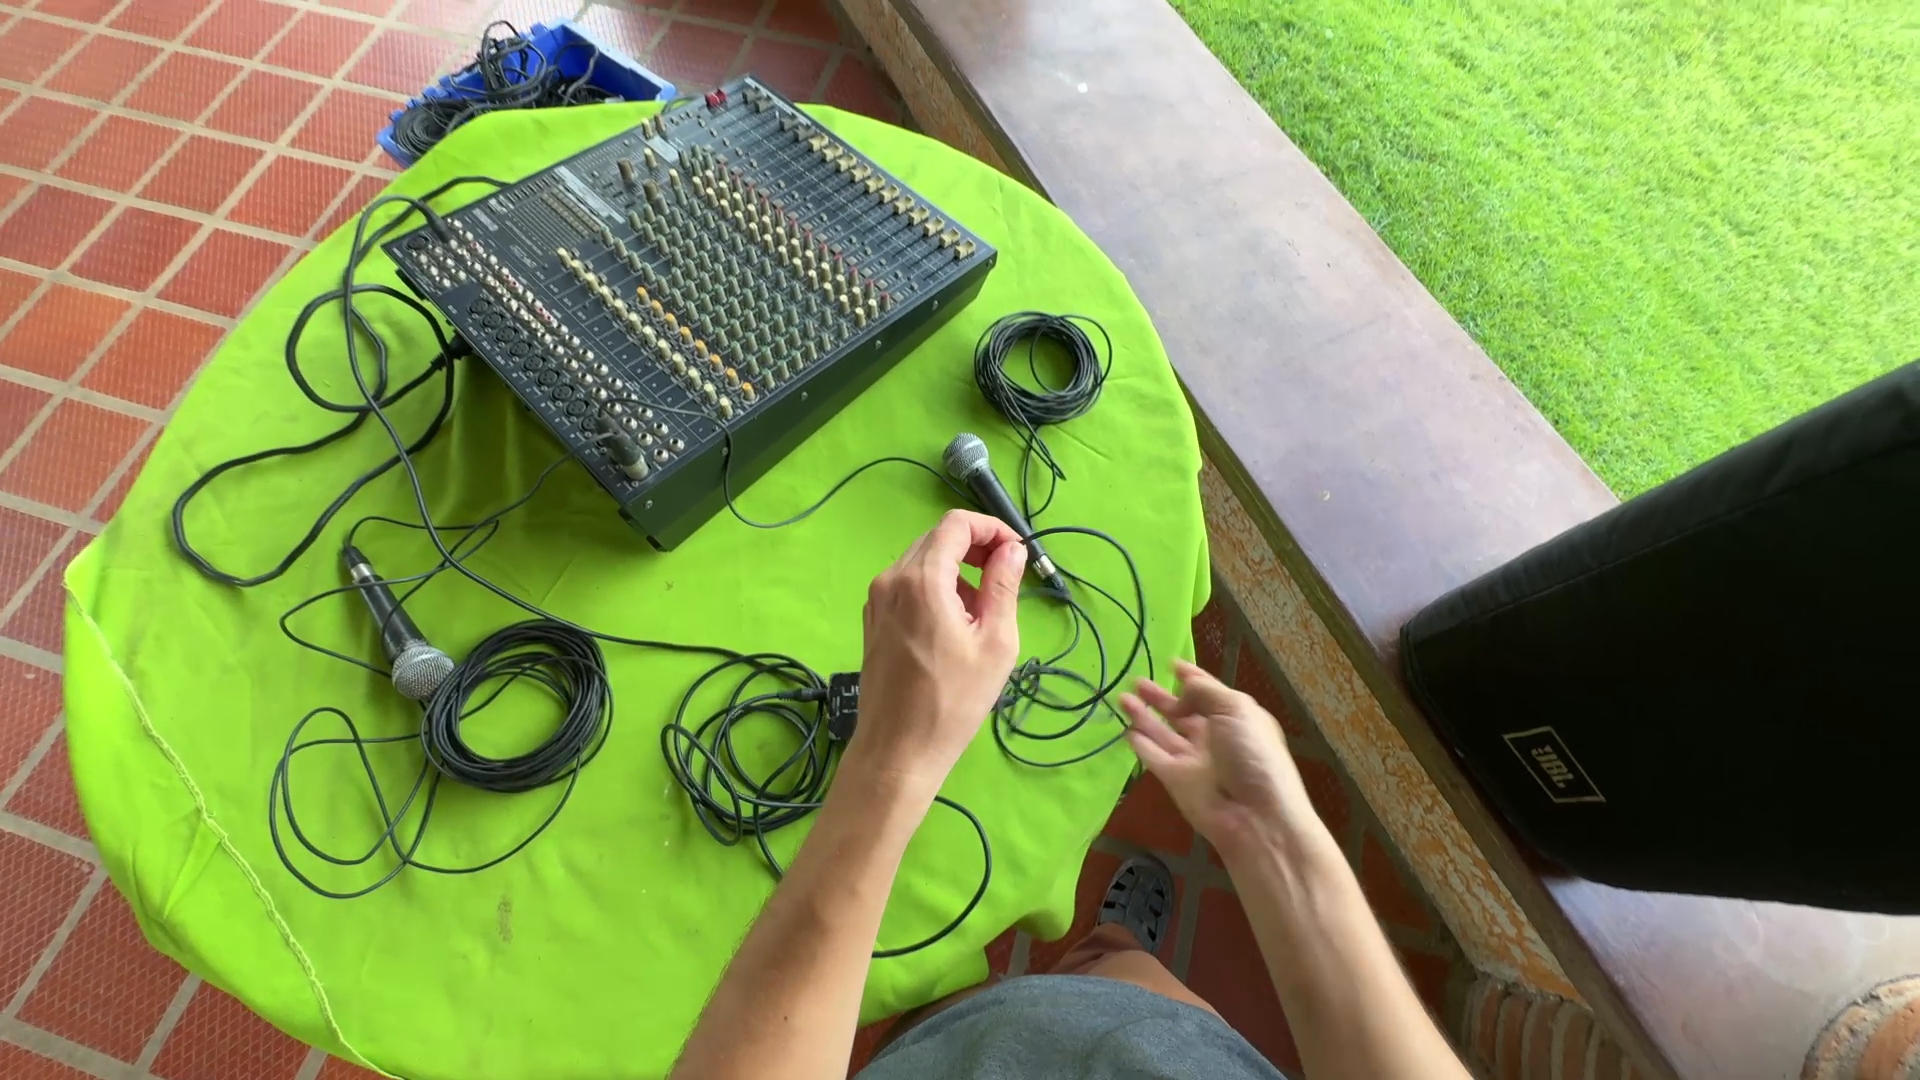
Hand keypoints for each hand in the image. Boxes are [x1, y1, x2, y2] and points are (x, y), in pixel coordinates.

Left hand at [852, 510, 1025, 791]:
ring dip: (957, 570)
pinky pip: (908, 583)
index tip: (1016, 552)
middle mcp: (892, 578)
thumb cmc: (954, 700)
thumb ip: (1004, 586)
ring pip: (923, 559)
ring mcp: (877, 598)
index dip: (991, 528)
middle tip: (1005, 577)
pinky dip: (935, 587)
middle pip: (938, 537)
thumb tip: (1013, 550)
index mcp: (922, 579)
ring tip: (980, 612)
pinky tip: (952, 624)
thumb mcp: (995, 643)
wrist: (898, 750)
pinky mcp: (873, 617)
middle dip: (976, 547)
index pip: (956, 524)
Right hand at [1119, 660, 1328, 861]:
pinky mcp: (1175, 780)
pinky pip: (1153, 757)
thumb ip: (1203, 692)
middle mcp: (1213, 737)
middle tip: (1136, 680)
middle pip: (1182, 712)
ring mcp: (1193, 760)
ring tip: (1122, 698)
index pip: (1209, 693)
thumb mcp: (1236, 709)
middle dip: (1160, 697)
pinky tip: (1125, 729)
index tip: (1171, 664)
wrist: (1256, 817)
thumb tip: (1180, 695)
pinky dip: (1140, 744)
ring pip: (1162, 733)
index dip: (1191, 678)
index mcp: (1235, 719)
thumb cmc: (1253, 755)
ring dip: (1143, 715)